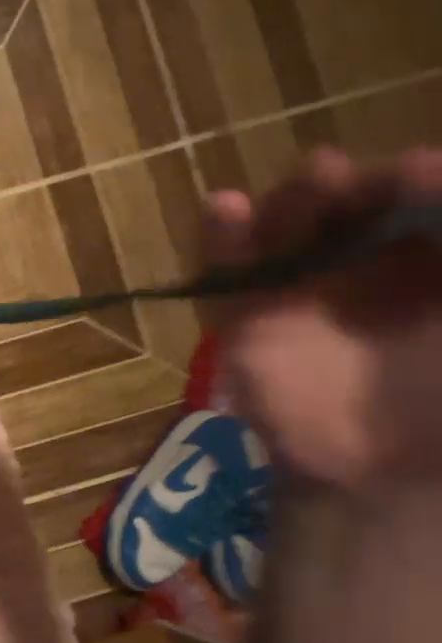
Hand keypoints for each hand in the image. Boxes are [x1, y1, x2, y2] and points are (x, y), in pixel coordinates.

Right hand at [204, 148, 441, 493]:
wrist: (387, 473)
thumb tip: (424, 170)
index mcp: (436, 273)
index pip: (420, 209)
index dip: (417, 182)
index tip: (418, 169)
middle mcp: (372, 275)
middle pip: (355, 210)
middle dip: (359, 185)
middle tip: (368, 175)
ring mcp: (303, 296)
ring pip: (289, 231)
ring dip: (297, 199)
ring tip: (317, 174)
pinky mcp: (246, 319)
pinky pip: (225, 272)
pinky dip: (221, 237)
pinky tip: (226, 205)